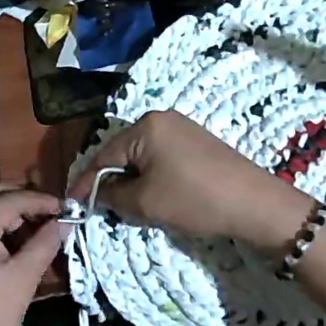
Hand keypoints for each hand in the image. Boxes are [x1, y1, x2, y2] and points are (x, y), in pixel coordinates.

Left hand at [0, 187, 64, 325]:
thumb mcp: (24, 276)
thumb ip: (45, 242)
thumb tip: (64, 222)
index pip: (13, 198)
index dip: (43, 201)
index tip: (70, 208)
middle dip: (27, 203)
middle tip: (57, 215)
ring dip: (15, 215)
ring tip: (45, 228)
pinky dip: (1, 229)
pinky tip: (23, 241)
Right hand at [68, 110, 314, 255]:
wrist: (254, 204)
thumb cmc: (194, 199)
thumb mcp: (144, 202)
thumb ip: (112, 195)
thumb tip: (97, 194)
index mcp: (145, 126)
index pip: (103, 155)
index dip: (85, 182)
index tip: (72, 204)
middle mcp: (161, 118)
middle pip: (122, 152)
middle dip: (109, 180)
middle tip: (98, 206)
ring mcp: (181, 127)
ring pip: (141, 155)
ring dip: (130, 179)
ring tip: (124, 205)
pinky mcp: (196, 141)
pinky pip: (160, 156)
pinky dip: (150, 175)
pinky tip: (152, 194)